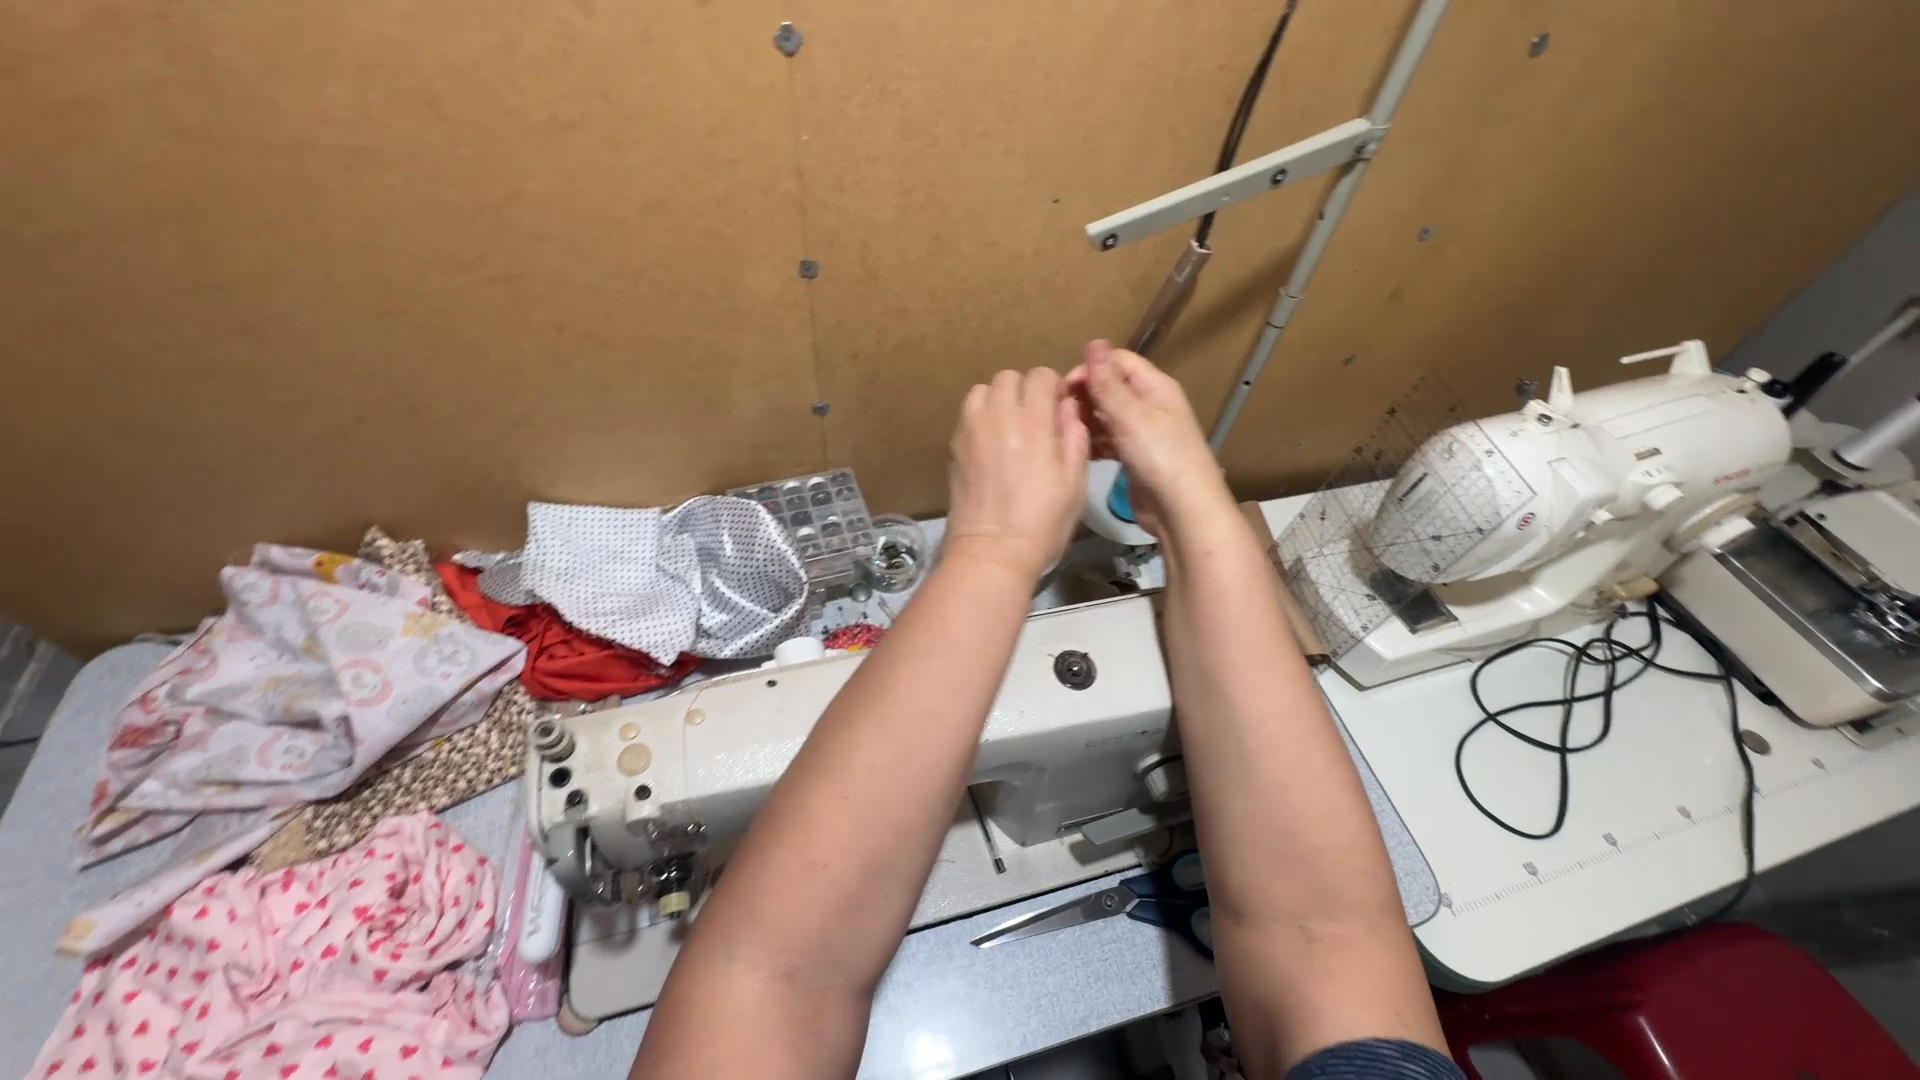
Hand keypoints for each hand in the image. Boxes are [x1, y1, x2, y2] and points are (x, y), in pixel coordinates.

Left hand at [944, 367, 1090, 580]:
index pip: (1041, 375)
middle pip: (1009, 377)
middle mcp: (997, 415)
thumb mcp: (1075, 481)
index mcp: (1033, 421)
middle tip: (1035, 419)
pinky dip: (981, 417)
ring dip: (999, 400)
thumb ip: (1074, 435)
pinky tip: (992, 444)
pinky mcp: (954, 446)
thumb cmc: (1043, 521)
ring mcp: (970, 429)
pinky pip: (968, 413)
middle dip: (1025, 391)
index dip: (1053, 388)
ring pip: (983, 390)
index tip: (1058, 411)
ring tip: (1009, 428)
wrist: (992, 551)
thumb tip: (1068, 406)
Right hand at [1064, 340, 1232, 536]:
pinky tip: (1075, 449)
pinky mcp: (1134, 457)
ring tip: (1063, 430)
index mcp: (1155, 386)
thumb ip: (1109, 382)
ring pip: (1106, 416)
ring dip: (1086, 420)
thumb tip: (1094, 342)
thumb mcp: (1131, 415)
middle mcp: (1149, 405)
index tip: (1065, 386)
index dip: (1091, 368)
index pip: (1118, 361)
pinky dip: (1093, 442)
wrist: (1182, 510)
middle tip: (1058, 411)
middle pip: (1110, 387)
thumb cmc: (1160, 456)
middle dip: (1084, 395)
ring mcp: (1142, 432)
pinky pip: (1108, 440)